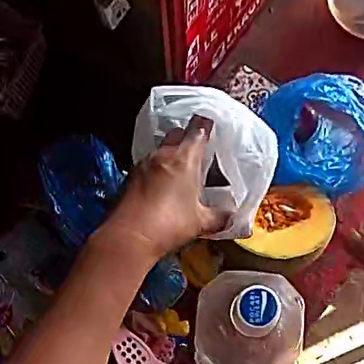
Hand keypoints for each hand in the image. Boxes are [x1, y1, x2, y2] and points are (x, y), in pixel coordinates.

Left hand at [97, 120, 230, 259]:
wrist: (128, 238)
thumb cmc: (169, 224)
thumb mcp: (200, 223)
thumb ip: (219, 218)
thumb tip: (235, 220)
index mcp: (184, 158)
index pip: (198, 129)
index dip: (205, 125)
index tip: (210, 128)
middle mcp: (162, 155)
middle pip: (176, 134)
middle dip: (185, 138)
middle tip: (195, 153)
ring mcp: (142, 165)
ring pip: (159, 151)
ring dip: (168, 157)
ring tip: (178, 173)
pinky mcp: (128, 179)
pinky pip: (145, 167)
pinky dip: (154, 173)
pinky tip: (159, 189)